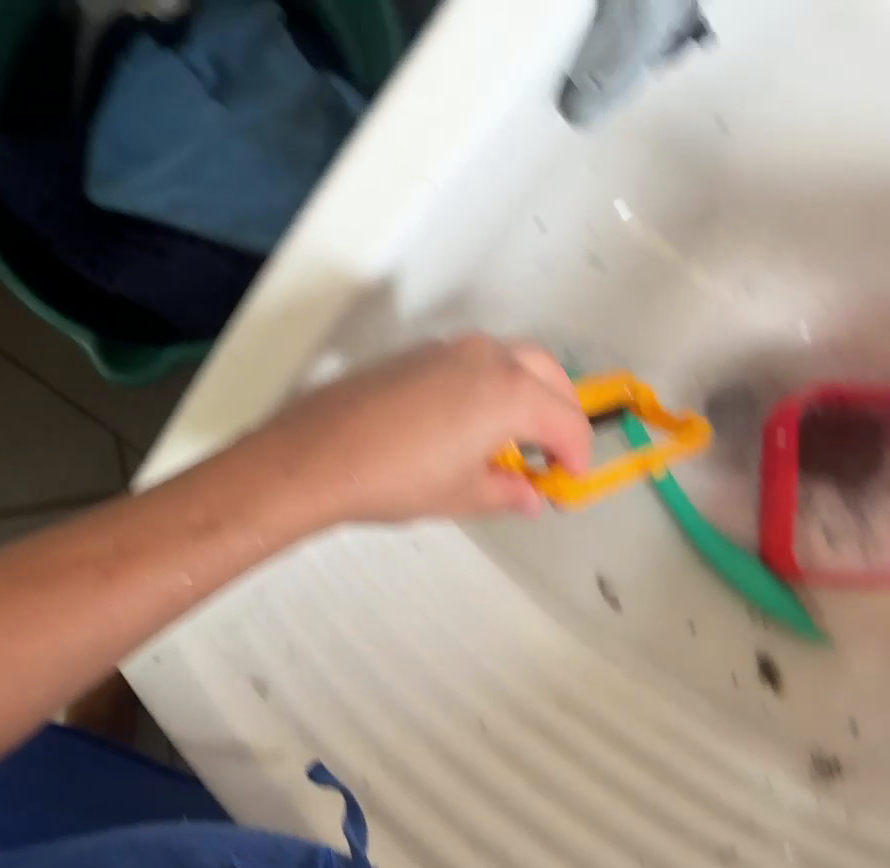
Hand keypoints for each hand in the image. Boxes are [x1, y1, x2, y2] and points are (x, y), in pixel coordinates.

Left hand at [241, 336, 594, 523]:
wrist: (313, 456)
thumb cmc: (394, 481)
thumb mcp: (459, 495)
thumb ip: (505, 492)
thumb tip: (531, 497)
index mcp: (509, 391)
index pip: (566, 419)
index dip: (576, 453)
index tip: (569, 479)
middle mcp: (484, 356)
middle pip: (545, 374)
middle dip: (557, 411)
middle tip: (549, 452)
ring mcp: (444, 349)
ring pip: (506, 360)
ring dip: (522, 391)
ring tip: (508, 437)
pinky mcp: (410, 355)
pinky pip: (466, 363)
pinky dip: (483, 385)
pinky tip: (462, 422)